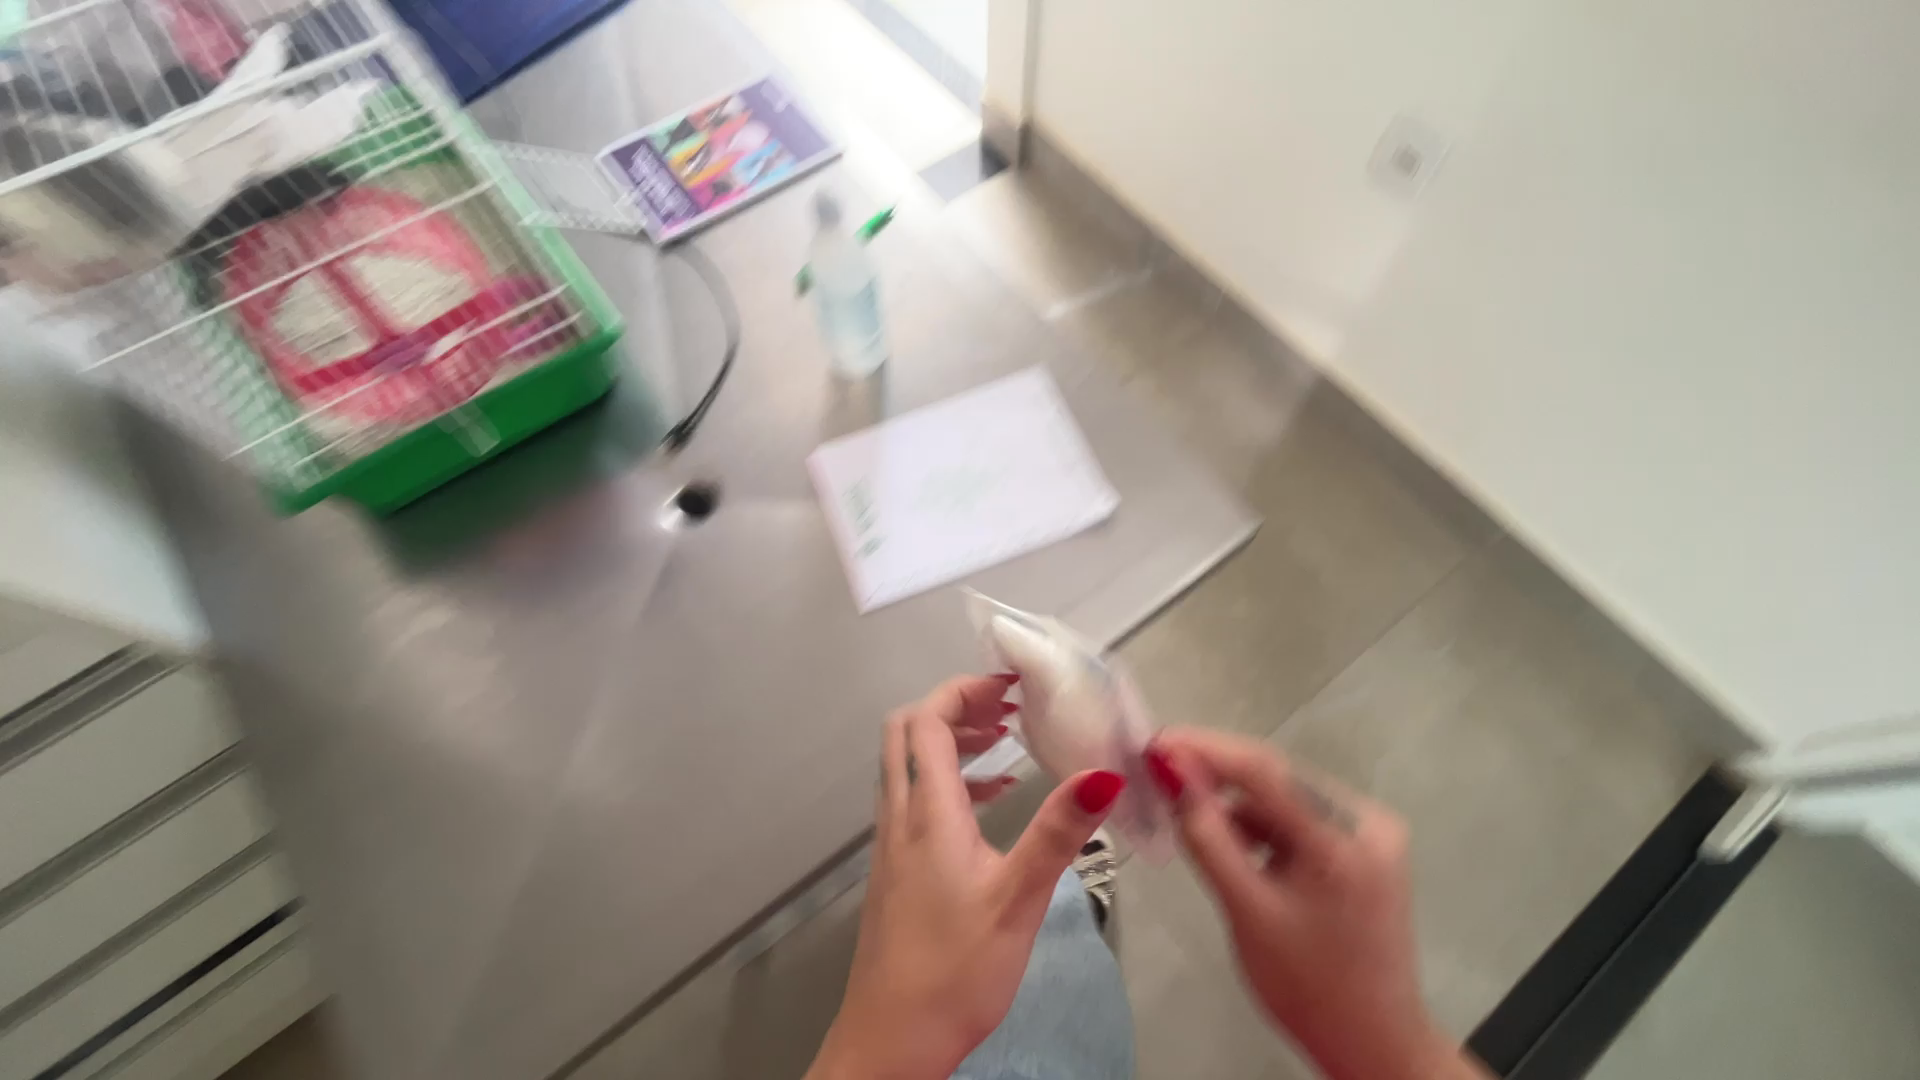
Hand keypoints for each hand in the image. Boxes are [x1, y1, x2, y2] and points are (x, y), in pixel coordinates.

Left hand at [806, 675, 1126, 1079]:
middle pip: (910, 731)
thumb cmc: (955, 970)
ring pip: (911, 763)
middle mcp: (900, 814)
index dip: (965, 690)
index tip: (1011, 685)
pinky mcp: (897, 866)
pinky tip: (992, 799)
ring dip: (954, 740)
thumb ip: (1056, 833)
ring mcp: (893, 841)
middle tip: (1009, 706)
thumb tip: (1103, 774)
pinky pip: (917, 797)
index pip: (929, 720)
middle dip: (958, 706)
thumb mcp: (1017, 900)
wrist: (891, 1042)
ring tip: (1006, 740)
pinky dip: (952, 781)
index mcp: (926, 811)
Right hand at [1144, 729, 1486, 1079]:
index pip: (1264, 770)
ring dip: (1233, 797)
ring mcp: (1368, 830)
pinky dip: (1257, 820)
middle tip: (1156, 767)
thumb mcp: (1245, 909)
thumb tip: (1169, 773)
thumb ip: (1206, 835)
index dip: (1203, 749)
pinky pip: (1295, 815)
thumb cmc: (1305, 985)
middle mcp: (1366, 819)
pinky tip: (1226, 835)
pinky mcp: (1360, 844)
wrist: (1373, 1045)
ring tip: (1181, 802)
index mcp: (1345, 838)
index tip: (1152, 743)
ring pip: (1282, 794)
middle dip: (1213, 770)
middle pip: (1275, 777)